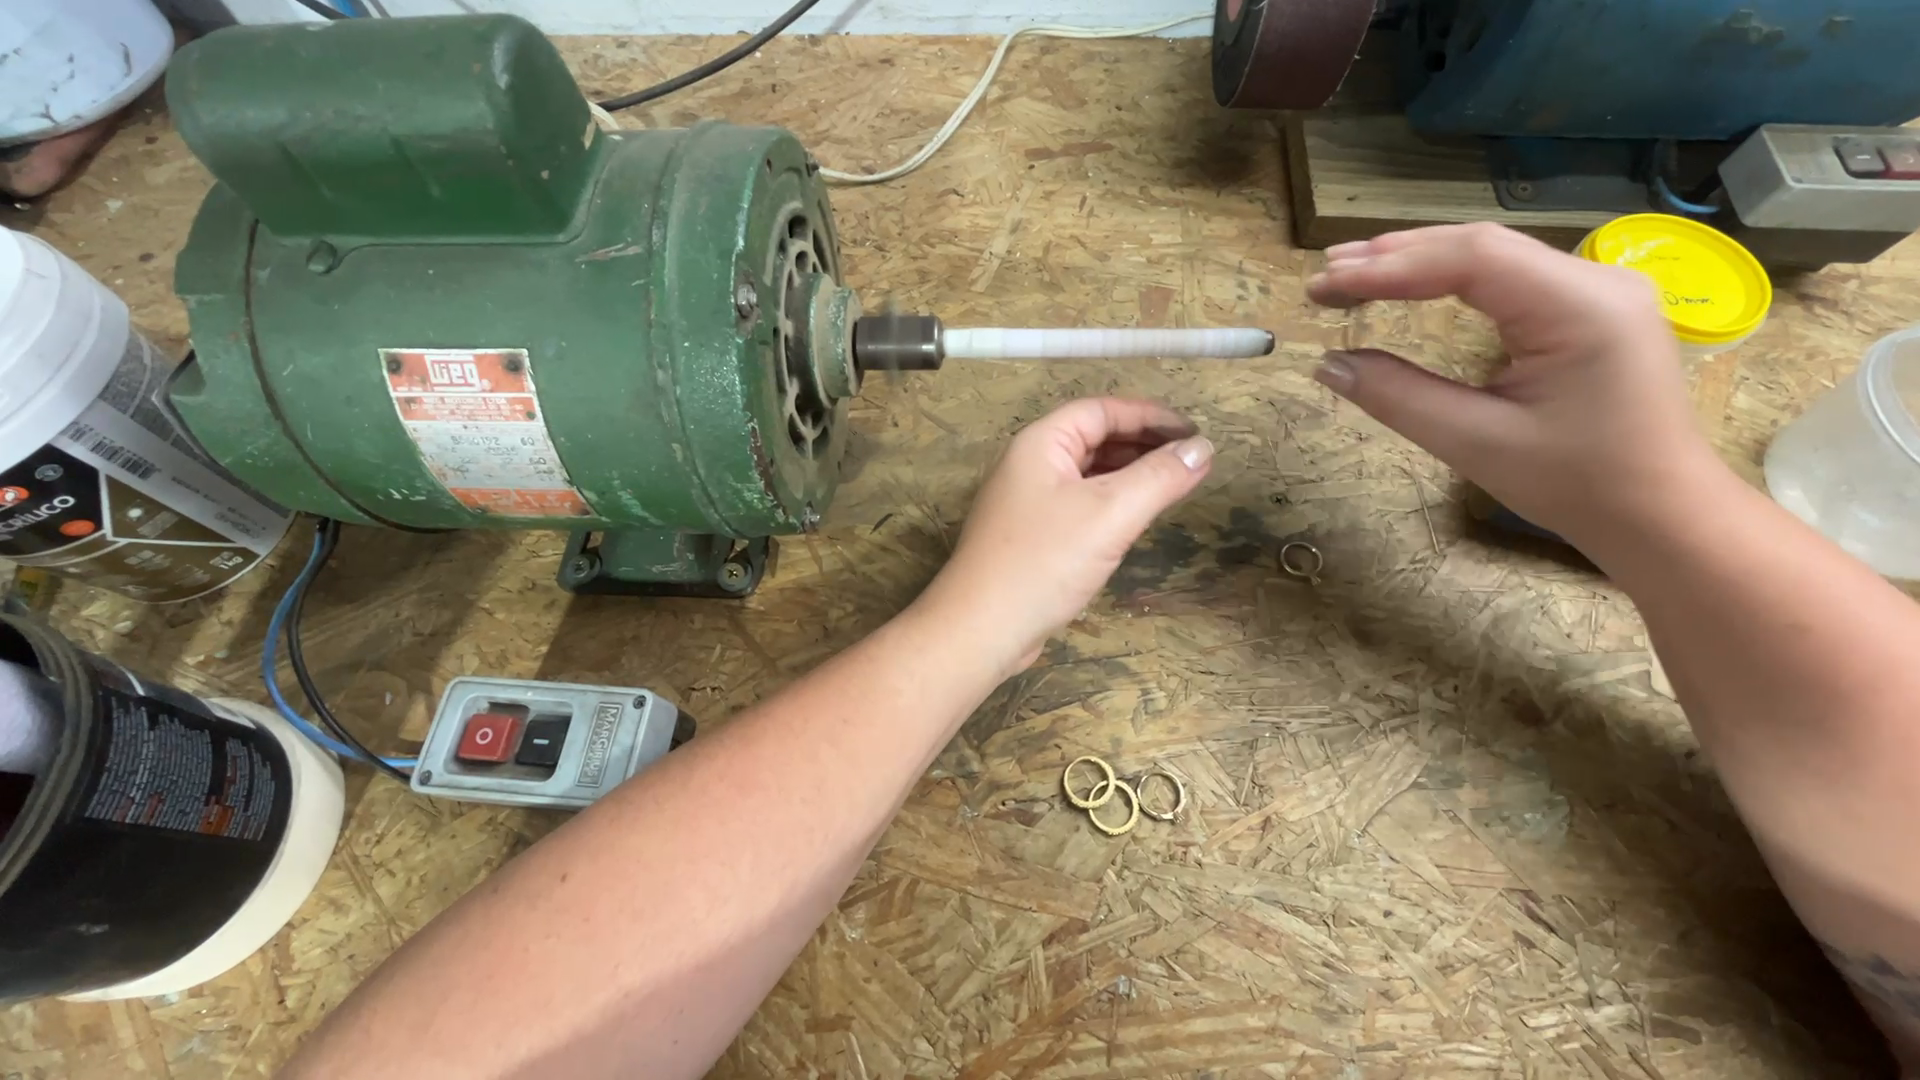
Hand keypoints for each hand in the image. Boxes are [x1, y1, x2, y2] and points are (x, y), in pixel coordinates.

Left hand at [913, 398, 1212, 679]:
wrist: (981, 628)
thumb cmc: (1044, 562)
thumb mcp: (1110, 513)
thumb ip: (1160, 476)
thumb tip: (1203, 448)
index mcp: (1041, 443)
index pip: (1102, 410)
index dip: (1151, 416)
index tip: (1196, 433)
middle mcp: (1030, 465)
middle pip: (1094, 438)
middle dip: (1144, 444)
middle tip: (1192, 460)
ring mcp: (1028, 502)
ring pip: (1088, 474)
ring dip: (1131, 474)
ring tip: (1174, 485)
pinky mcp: (1032, 536)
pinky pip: (1080, 505)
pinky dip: (1112, 503)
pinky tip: (1136, 519)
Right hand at [1307, 223, 1724, 549]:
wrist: (1658, 511)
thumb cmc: (1574, 483)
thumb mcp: (1474, 442)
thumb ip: (1398, 396)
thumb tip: (1328, 364)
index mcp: (1580, 307)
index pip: (1471, 261)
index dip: (1390, 267)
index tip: (1325, 284)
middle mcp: (1595, 280)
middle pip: (1479, 245)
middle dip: (1395, 255)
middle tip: (1324, 274)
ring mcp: (1595, 289)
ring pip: (1491, 255)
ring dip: (1417, 260)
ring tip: (1349, 271)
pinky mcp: (1586, 307)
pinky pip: (1506, 277)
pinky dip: (1446, 277)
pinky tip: (1407, 282)